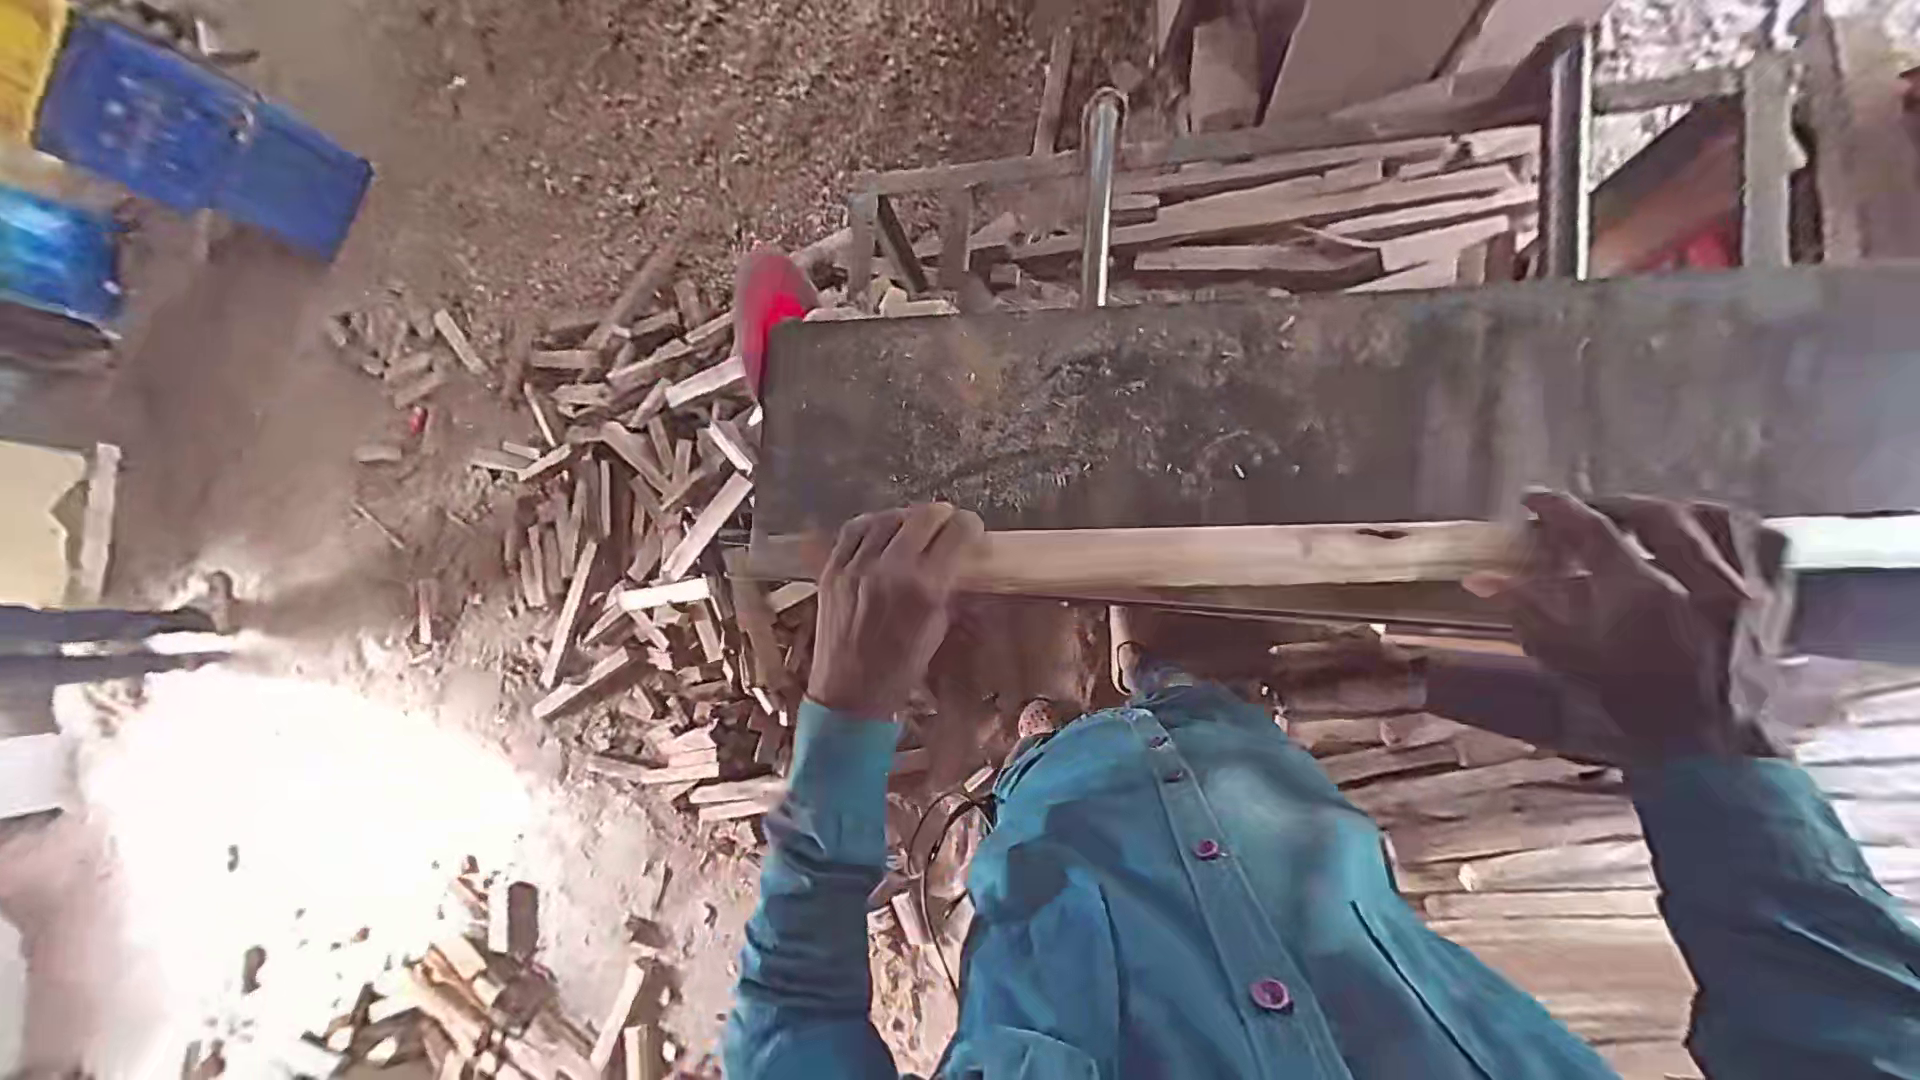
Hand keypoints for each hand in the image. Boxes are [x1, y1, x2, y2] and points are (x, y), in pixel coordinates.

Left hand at [806, 504, 985, 719]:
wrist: (849, 693)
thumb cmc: (901, 669)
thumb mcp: (938, 629)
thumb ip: (947, 590)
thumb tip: (958, 563)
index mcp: (925, 588)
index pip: (956, 534)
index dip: (970, 525)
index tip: (972, 528)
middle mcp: (892, 570)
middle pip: (924, 517)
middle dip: (943, 515)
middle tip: (948, 523)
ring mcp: (857, 567)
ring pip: (888, 518)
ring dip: (908, 517)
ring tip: (916, 524)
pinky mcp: (832, 570)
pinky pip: (853, 530)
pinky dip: (873, 523)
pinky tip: (883, 529)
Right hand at [1471, 491, 1792, 761]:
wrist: (1710, 744)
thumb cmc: (1627, 700)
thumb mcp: (1563, 656)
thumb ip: (1525, 610)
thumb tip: (1479, 579)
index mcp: (1640, 597)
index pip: (1595, 533)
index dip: (1560, 508)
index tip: (1535, 498)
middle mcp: (1699, 583)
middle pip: (1657, 514)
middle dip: (1612, 503)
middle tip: (1584, 509)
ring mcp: (1744, 590)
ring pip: (1718, 519)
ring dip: (1672, 508)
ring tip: (1643, 514)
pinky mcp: (1774, 601)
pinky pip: (1765, 542)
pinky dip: (1731, 526)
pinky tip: (1704, 532)